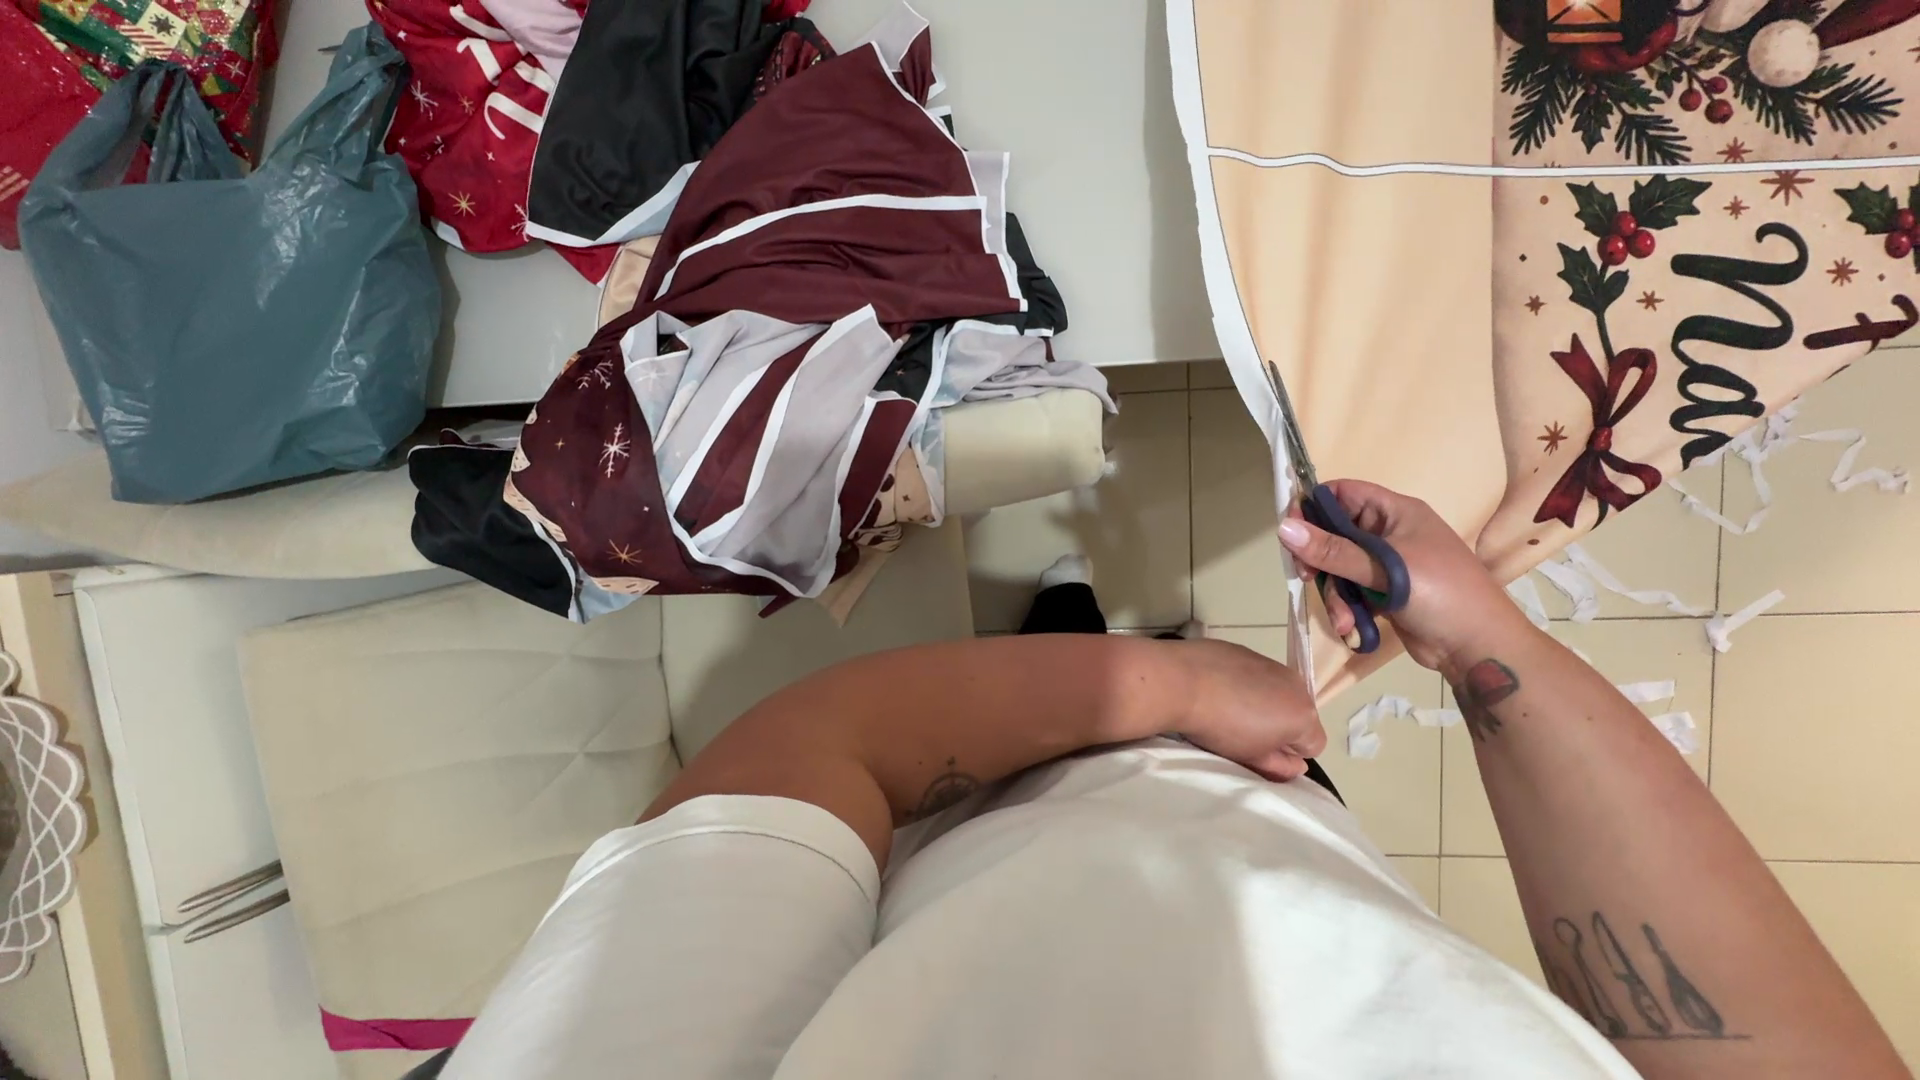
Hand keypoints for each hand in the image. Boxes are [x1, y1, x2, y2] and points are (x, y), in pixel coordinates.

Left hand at [1171, 639, 1324, 781]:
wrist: (1180, 681)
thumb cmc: (1220, 726)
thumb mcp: (1251, 757)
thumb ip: (1281, 767)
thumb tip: (1297, 766)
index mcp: (1304, 715)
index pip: (1313, 745)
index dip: (1288, 753)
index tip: (1260, 750)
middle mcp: (1295, 683)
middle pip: (1296, 714)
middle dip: (1277, 725)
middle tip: (1242, 731)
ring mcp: (1269, 662)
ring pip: (1275, 690)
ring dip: (1260, 701)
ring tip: (1226, 707)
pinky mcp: (1244, 649)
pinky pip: (1252, 672)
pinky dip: (1241, 681)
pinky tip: (1215, 686)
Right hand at [1276, 479, 1534, 673]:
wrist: (1479, 646)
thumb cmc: (1441, 593)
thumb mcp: (1383, 569)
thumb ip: (1332, 550)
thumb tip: (1282, 527)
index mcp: (1395, 512)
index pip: (1342, 493)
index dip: (1313, 506)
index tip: (1291, 531)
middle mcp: (1388, 533)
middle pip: (1333, 533)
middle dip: (1318, 559)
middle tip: (1307, 576)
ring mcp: (1385, 564)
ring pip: (1337, 568)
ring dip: (1334, 593)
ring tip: (1343, 617)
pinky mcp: (1382, 592)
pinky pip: (1349, 591)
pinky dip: (1346, 607)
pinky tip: (1351, 626)